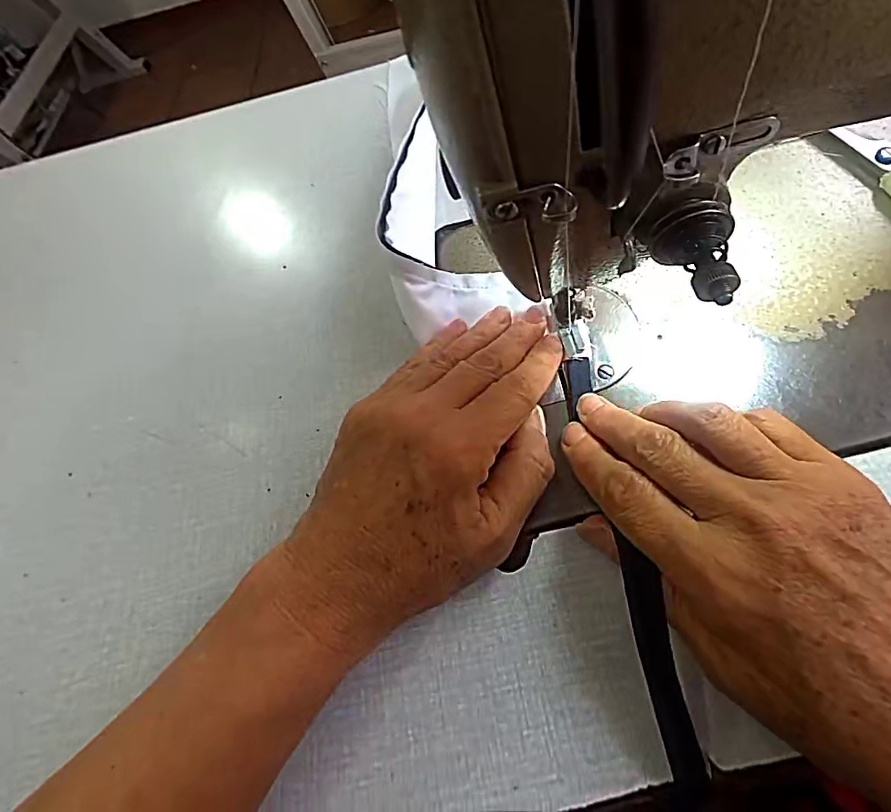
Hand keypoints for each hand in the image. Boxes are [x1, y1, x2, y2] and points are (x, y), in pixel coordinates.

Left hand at [268, 306, 561, 654]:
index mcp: (459, 448)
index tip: (555, 345)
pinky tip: (457, 330)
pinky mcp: (369, 409)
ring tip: (506, 315)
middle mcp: (424, 416)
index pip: (513, 390)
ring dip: (481, 333)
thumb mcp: (495, 534)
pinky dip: (439, 345)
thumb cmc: (417, 565)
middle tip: (537, 319)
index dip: (539, 364)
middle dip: (516, 338)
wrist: (335, 575)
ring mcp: (391, 407)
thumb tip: (532, 419)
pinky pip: (413, 365)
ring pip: (447, 357)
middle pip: (483, 364)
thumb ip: (527, 471)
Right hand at [561, 397, 890, 807]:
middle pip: (663, 450)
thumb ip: (660, 586)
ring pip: (716, 424)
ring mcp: (798, 488)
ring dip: (671, 410)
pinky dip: (736, 419)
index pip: (632, 498)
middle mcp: (750, 517)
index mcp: (714, 572)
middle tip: (592, 408)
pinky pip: (774, 426)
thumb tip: (608, 536)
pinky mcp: (837, 474)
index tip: (576, 442)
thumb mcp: (721, 657)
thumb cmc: (821, 695)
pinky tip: (721, 425)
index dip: (595, 465)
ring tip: (647, 411)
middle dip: (617, 424)